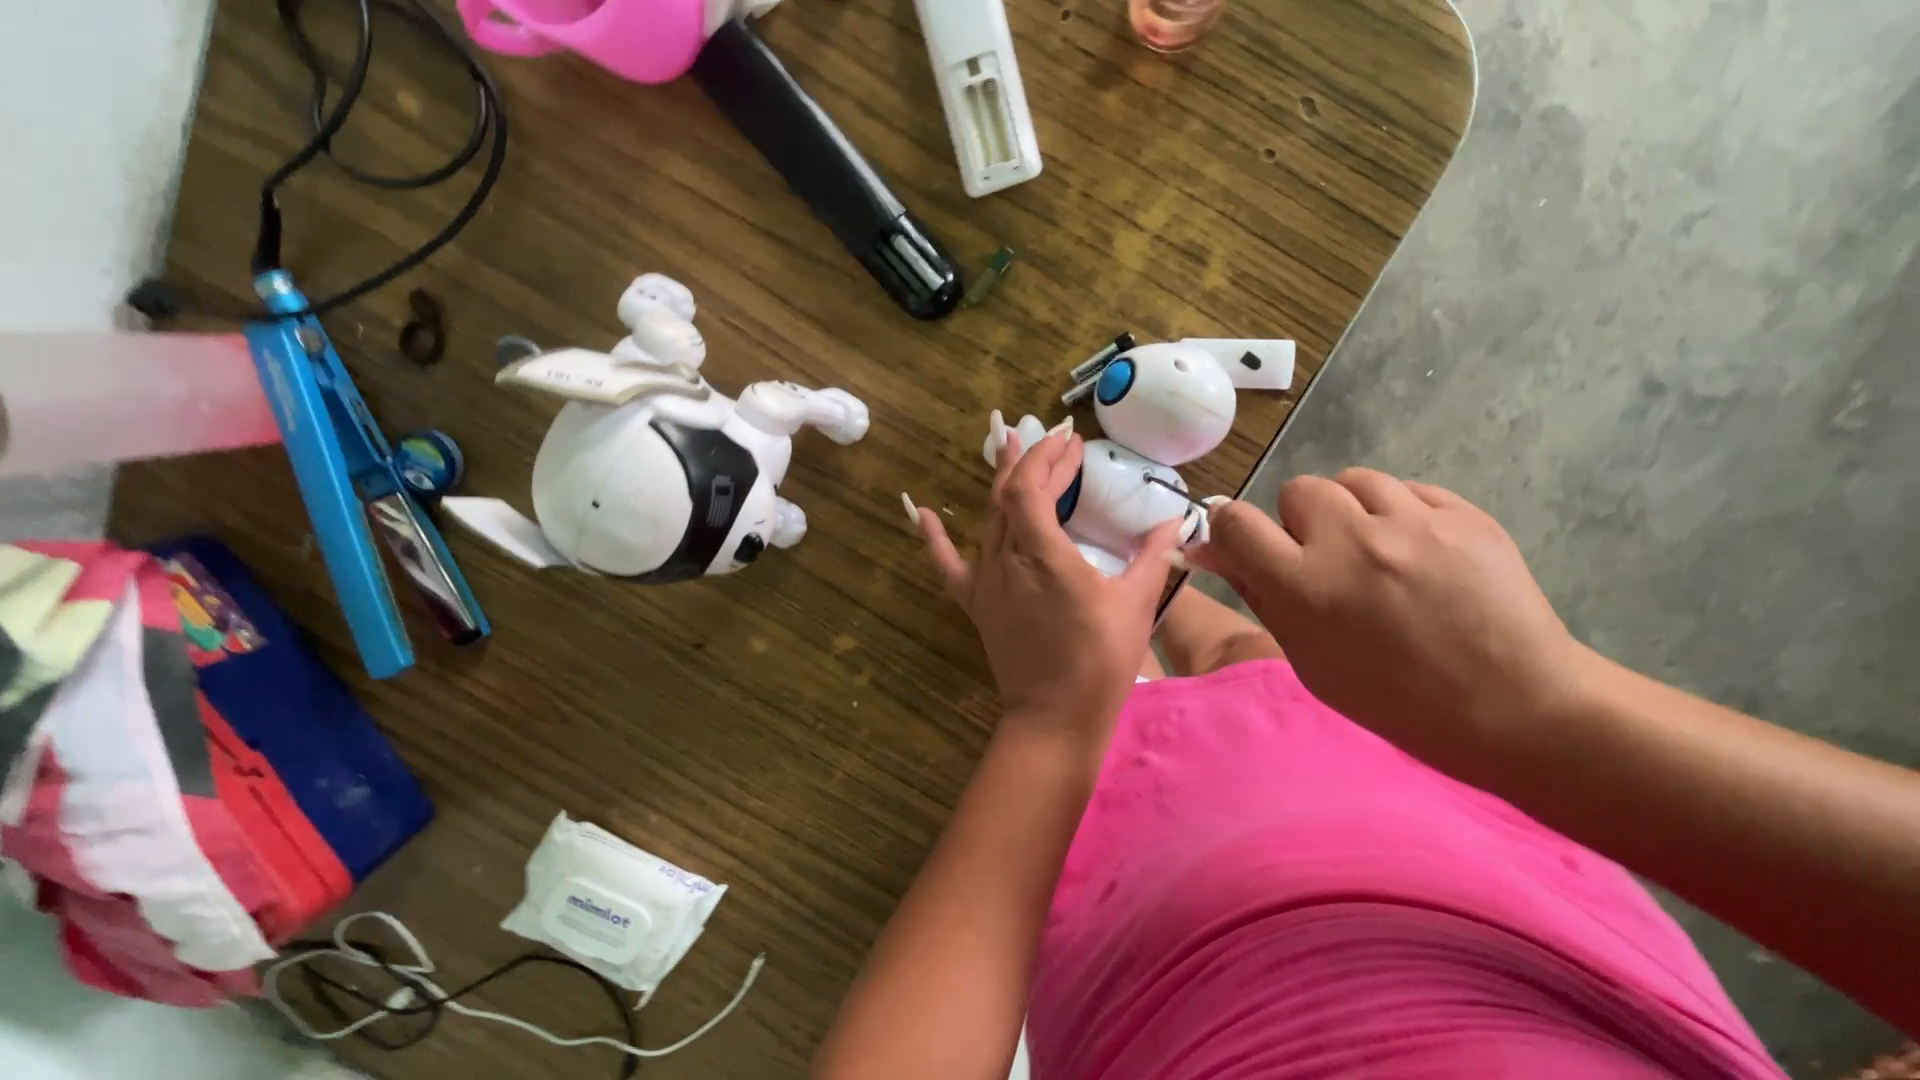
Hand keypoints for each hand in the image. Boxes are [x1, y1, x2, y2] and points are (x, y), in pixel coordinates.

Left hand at [908, 430, 1179, 738]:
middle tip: (1057, 444)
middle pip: (1010, 496)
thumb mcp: (1136, 604)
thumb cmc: (1100, 661)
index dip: (1048, 458)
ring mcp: (987, 581)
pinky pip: (950, 566)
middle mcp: (1006, 559)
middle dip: (1033, 462)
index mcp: (1043, 554)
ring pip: (988, 519)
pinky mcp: (978, 604)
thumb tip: (1174, 521)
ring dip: (1002, 483)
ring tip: (1009, 449)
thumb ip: (1153, 556)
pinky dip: (935, 538)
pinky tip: (923, 513)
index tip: (1071, 442)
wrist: (1055, 716)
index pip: (1032, 487)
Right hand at [1190, 468, 1594, 773]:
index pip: (1236, 523)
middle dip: (1303, 522)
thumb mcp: (1309, 659)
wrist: (1512, 707)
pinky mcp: (1463, 513)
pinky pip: (1408, 489)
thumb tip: (1208, 548)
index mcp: (1304, 588)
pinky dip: (1403, 513)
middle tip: (1329, 561)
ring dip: (1353, 510)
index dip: (1235, 530)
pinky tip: (1421, 553)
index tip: (1250, 546)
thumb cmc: (1394, 699)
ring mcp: (1413, 523)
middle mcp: (1352, 542)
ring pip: (1353, 480)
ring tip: (1379, 551)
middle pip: (1298, 490)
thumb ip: (1259, 594)